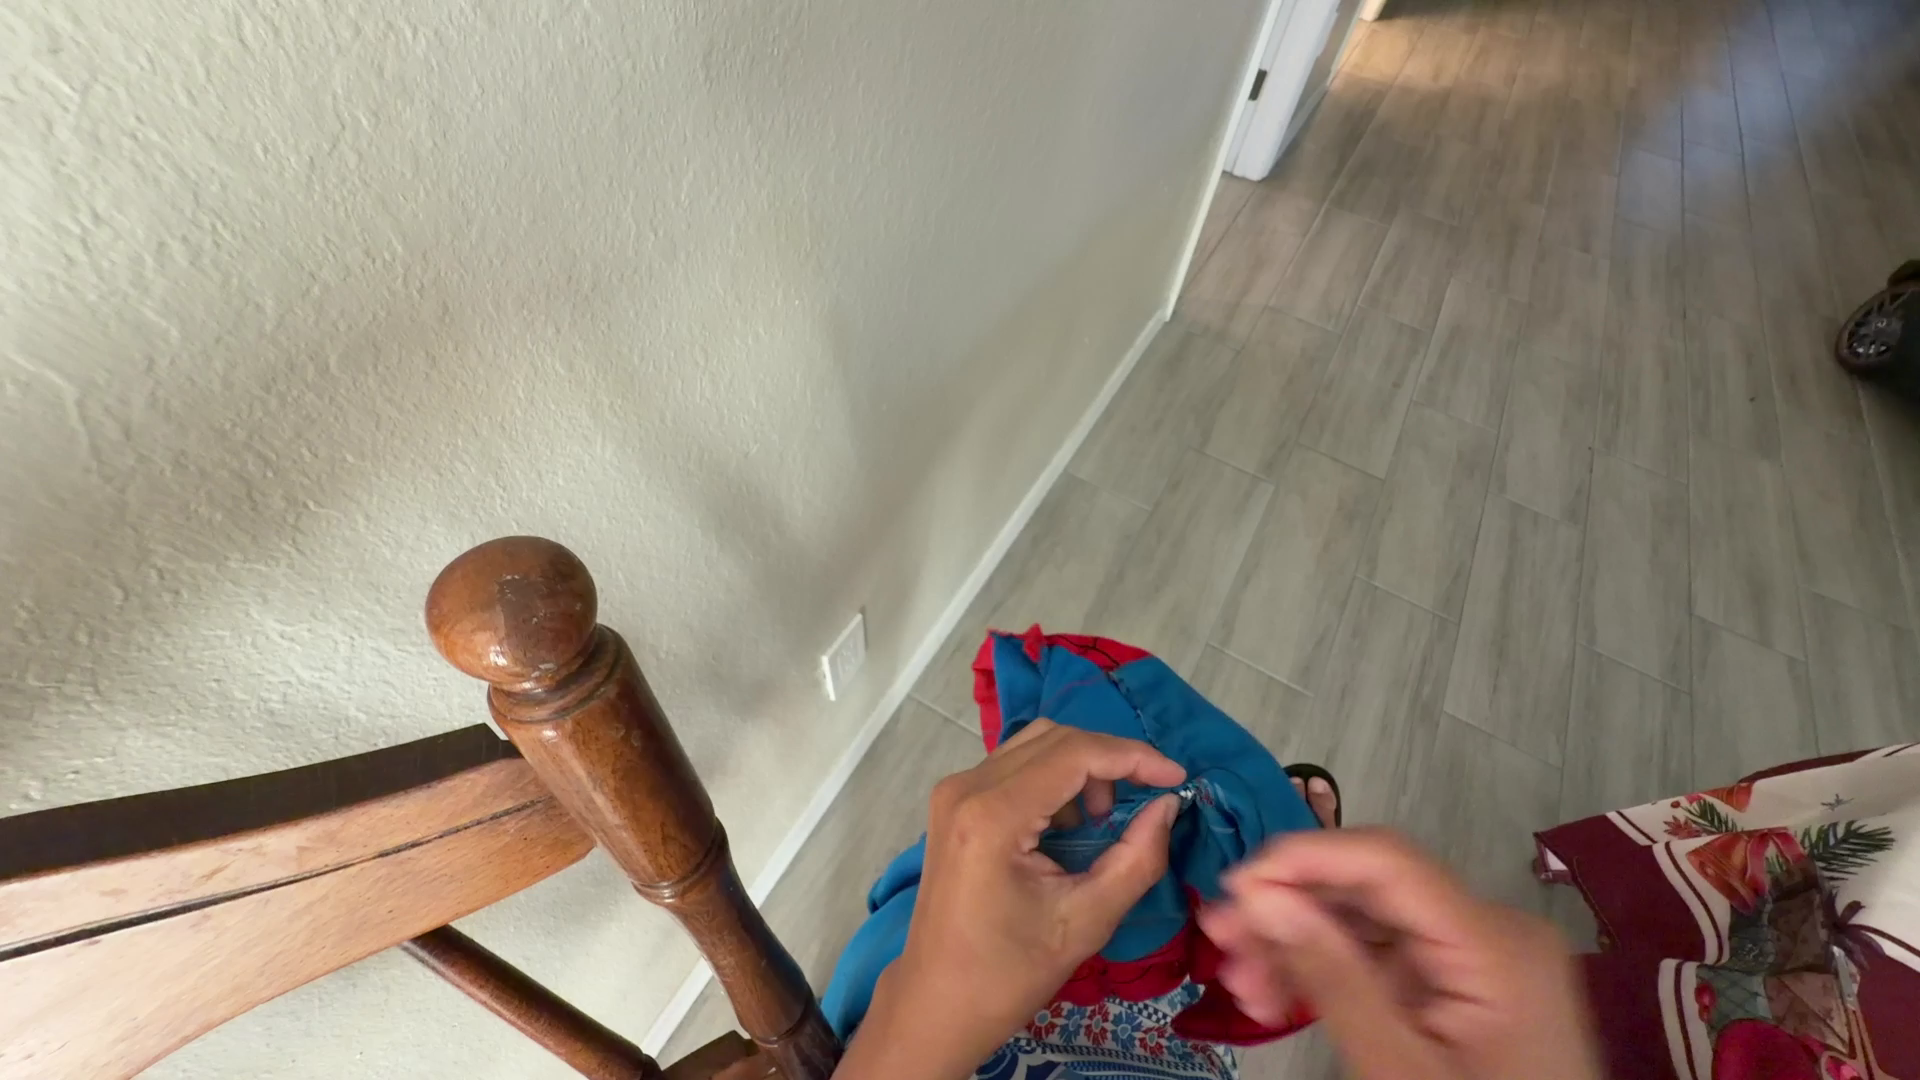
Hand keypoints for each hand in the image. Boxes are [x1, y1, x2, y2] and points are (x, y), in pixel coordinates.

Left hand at [837, 719, 1184, 1079]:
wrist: (937, 1001)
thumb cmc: (1010, 972)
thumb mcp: (1087, 921)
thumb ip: (1137, 858)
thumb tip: (1169, 804)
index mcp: (993, 814)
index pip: (1074, 752)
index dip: (1132, 756)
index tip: (1176, 777)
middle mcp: (967, 785)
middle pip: (1054, 738)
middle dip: (1108, 761)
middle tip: (1142, 802)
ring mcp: (954, 788)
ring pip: (1034, 744)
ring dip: (1080, 767)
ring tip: (1101, 821)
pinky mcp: (954, 798)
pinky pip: (1014, 764)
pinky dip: (1052, 778)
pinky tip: (1066, 825)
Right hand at [1198, 828, 1600, 1079]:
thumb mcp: (1399, 1074)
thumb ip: (1331, 977)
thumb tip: (1258, 895)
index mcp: (1494, 944)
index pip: (1384, 861)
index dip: (1301, 858)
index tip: (1232, 887)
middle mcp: (1486, 930)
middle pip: (1364, 889)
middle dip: (1286, 910)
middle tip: (1219, 937)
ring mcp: (1470, 958)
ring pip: (1357, 919)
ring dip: (1293, 943)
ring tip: (1240, 984)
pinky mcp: (1452, 985)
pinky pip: (1372, 954)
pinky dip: (1322, 971)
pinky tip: (1276, 998)